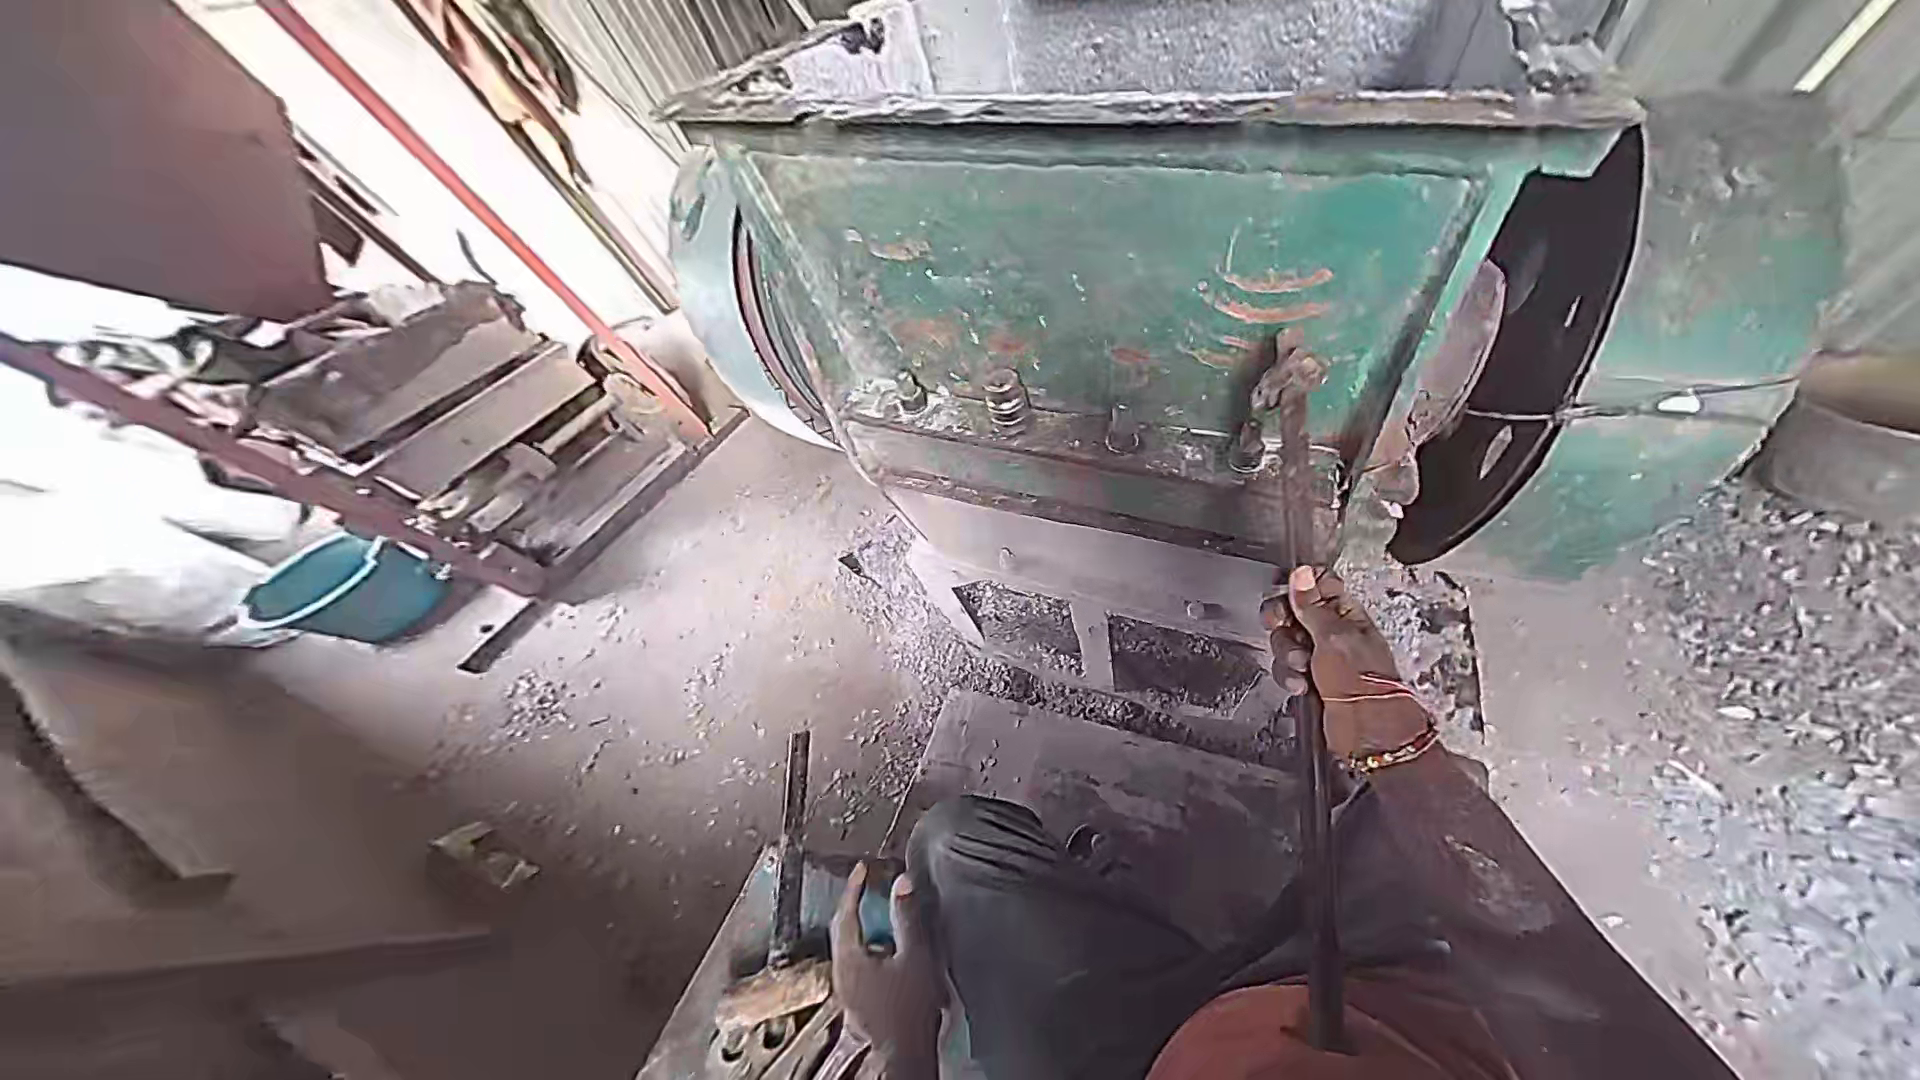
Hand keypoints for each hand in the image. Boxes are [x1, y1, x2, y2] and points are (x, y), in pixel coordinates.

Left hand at [831, 862, 941, 1075]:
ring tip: (877, 907)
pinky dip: (865, 941)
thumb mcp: (915, 955)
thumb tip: (902, 882)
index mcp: (850, 961)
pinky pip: (854, 958)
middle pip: (842, 928)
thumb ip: (907, 916)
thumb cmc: (910, 1010)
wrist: (908, 1055)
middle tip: (867, 883)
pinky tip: (883, 942)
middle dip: (854, 902)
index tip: (862, 869)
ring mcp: (846, 989)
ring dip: (861, 922)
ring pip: (847, 944)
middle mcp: (842, 975)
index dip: (854, 887)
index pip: (846, 914)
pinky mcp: (855, 999)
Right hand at [1263, 565, 1428, 758]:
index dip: (1297, 587)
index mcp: (1345, 614)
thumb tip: (1301, 574)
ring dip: (1286, 653)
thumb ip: (1312, 606)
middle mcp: (1330, 631)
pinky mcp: (1306, 677)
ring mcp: (1318, 655)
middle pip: (1290, 611)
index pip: (1317, 585)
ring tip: (1302, 667)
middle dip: (1282, 622)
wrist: (1367, 731)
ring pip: (1282, 640)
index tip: (1287, 596)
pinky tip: (1301, 684)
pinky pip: (1282, 666)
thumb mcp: (1334, 637)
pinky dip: (1287, 675)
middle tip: (1281, 626)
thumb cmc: (1364, 682)